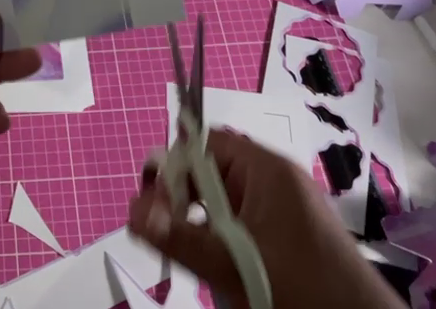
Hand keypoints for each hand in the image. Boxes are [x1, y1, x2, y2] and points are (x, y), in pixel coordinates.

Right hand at [129, 129, 403, 308]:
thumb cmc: (303, 291)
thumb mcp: (233, 265)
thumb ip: (180, 238)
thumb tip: (132, 210)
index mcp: (265, 168)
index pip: (203, 143)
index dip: (173, 169)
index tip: (155, 207)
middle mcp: (275, 178)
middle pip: (211, 171)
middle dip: (184, 202)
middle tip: (167, 237)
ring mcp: (286, 207)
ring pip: (224, 201)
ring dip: (203, 226)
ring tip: (195, 260)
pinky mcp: (292, 235)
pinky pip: (243, 223)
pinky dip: (225, 242)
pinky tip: (222, 271)